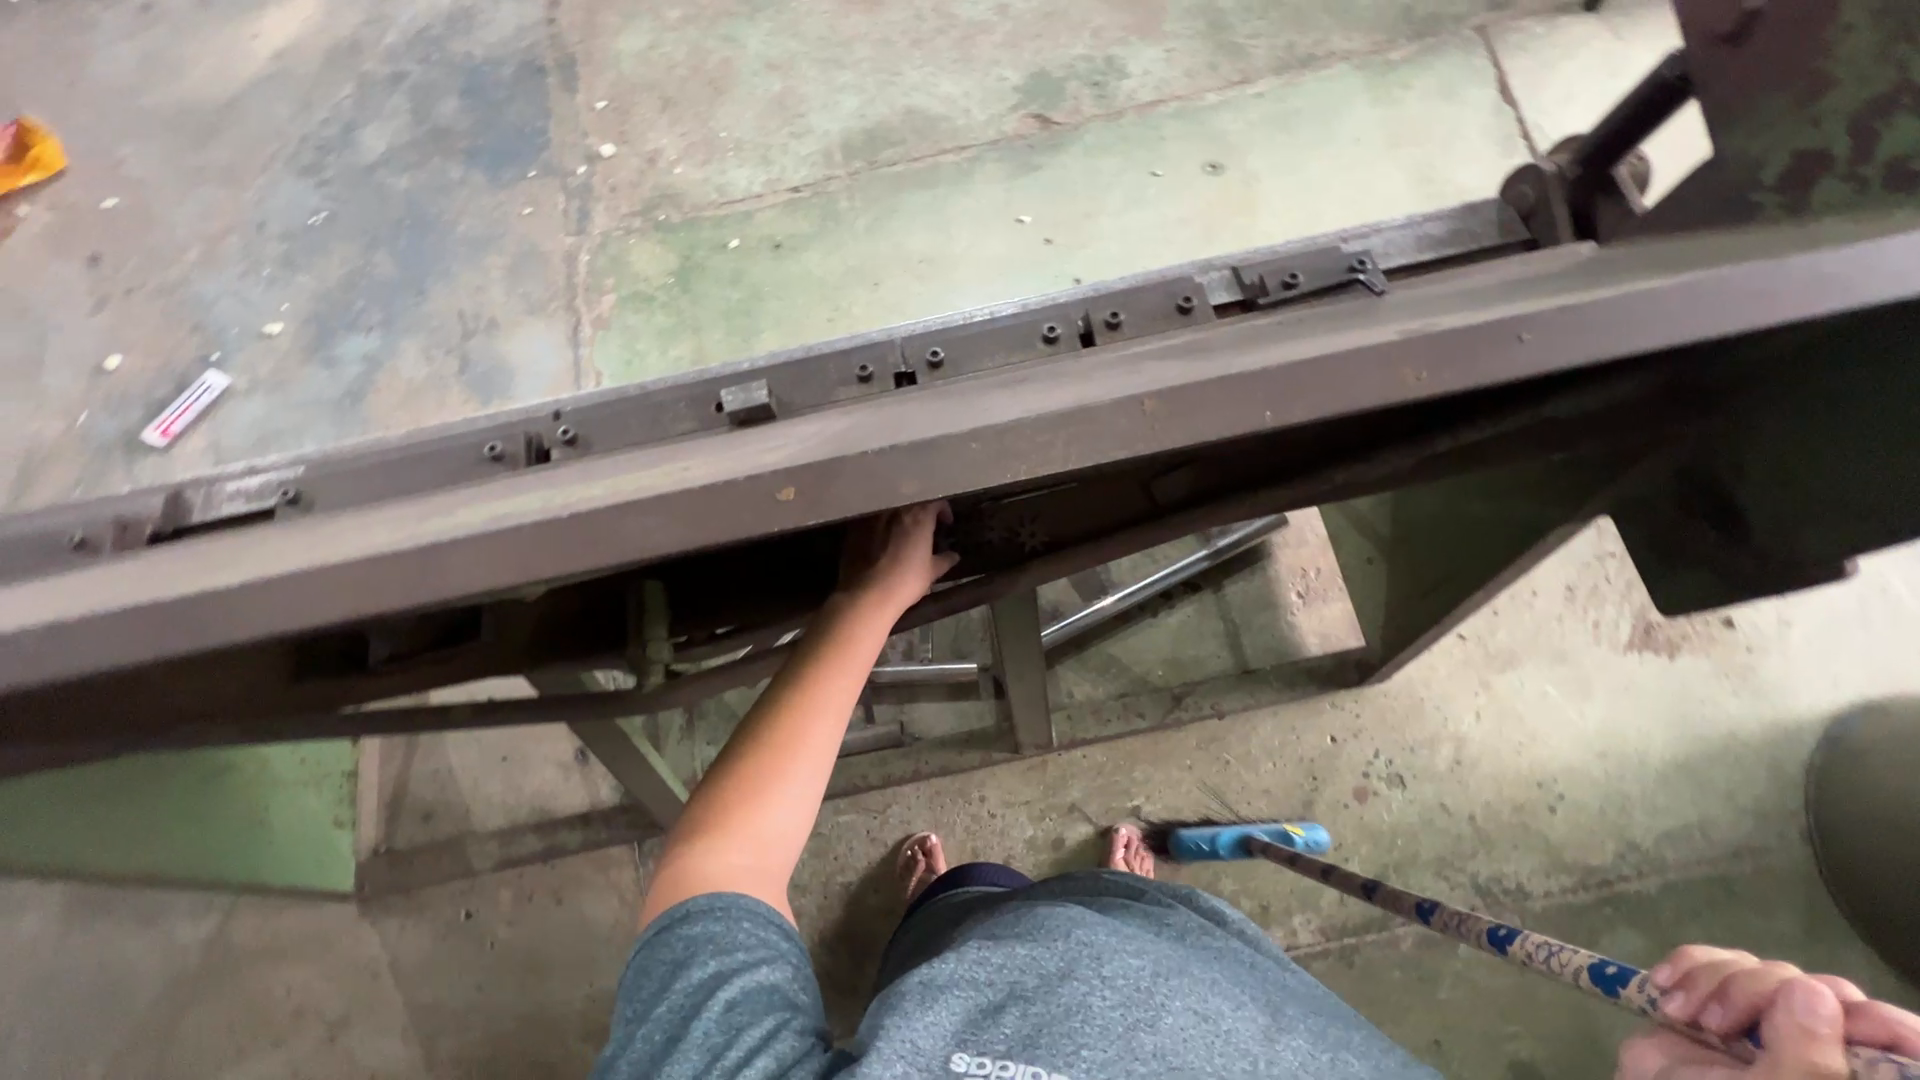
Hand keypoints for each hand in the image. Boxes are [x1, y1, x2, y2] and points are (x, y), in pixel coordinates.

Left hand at [836, 502, 960, 614]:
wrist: (866, 594)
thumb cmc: (905, 581)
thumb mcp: (931, 572)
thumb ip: (944, 560)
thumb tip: (954, 555)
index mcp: (918, 516)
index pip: (935, 501)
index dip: (943, 511)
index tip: (945, 524)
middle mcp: (896, 509)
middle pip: (912, 503)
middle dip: (921, 513)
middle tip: (926, 528)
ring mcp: (873, 516)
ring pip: (891, 510)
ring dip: (900, 519)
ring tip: (904, 534)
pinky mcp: (855, 527)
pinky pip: (873, 520)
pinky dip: (881, 527)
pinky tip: (882, 542)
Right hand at [1615, 945, 1919, 1078]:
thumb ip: (1806, 1059)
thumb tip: (1812, 991)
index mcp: (1849, 1071)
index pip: (1900, 1037)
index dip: (1881, 1023)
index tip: (1849, 1025)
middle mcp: (1821, 1044)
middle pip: (1821, 990)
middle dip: (1757, 993)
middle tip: (1720, 1024)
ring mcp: (1768, 1018)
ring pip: (1762, 969)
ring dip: (1710, 983)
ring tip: (1683, 1016)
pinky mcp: (1717, 995)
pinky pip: (1713, 957)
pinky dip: (1685, 965)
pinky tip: (1664, 987)